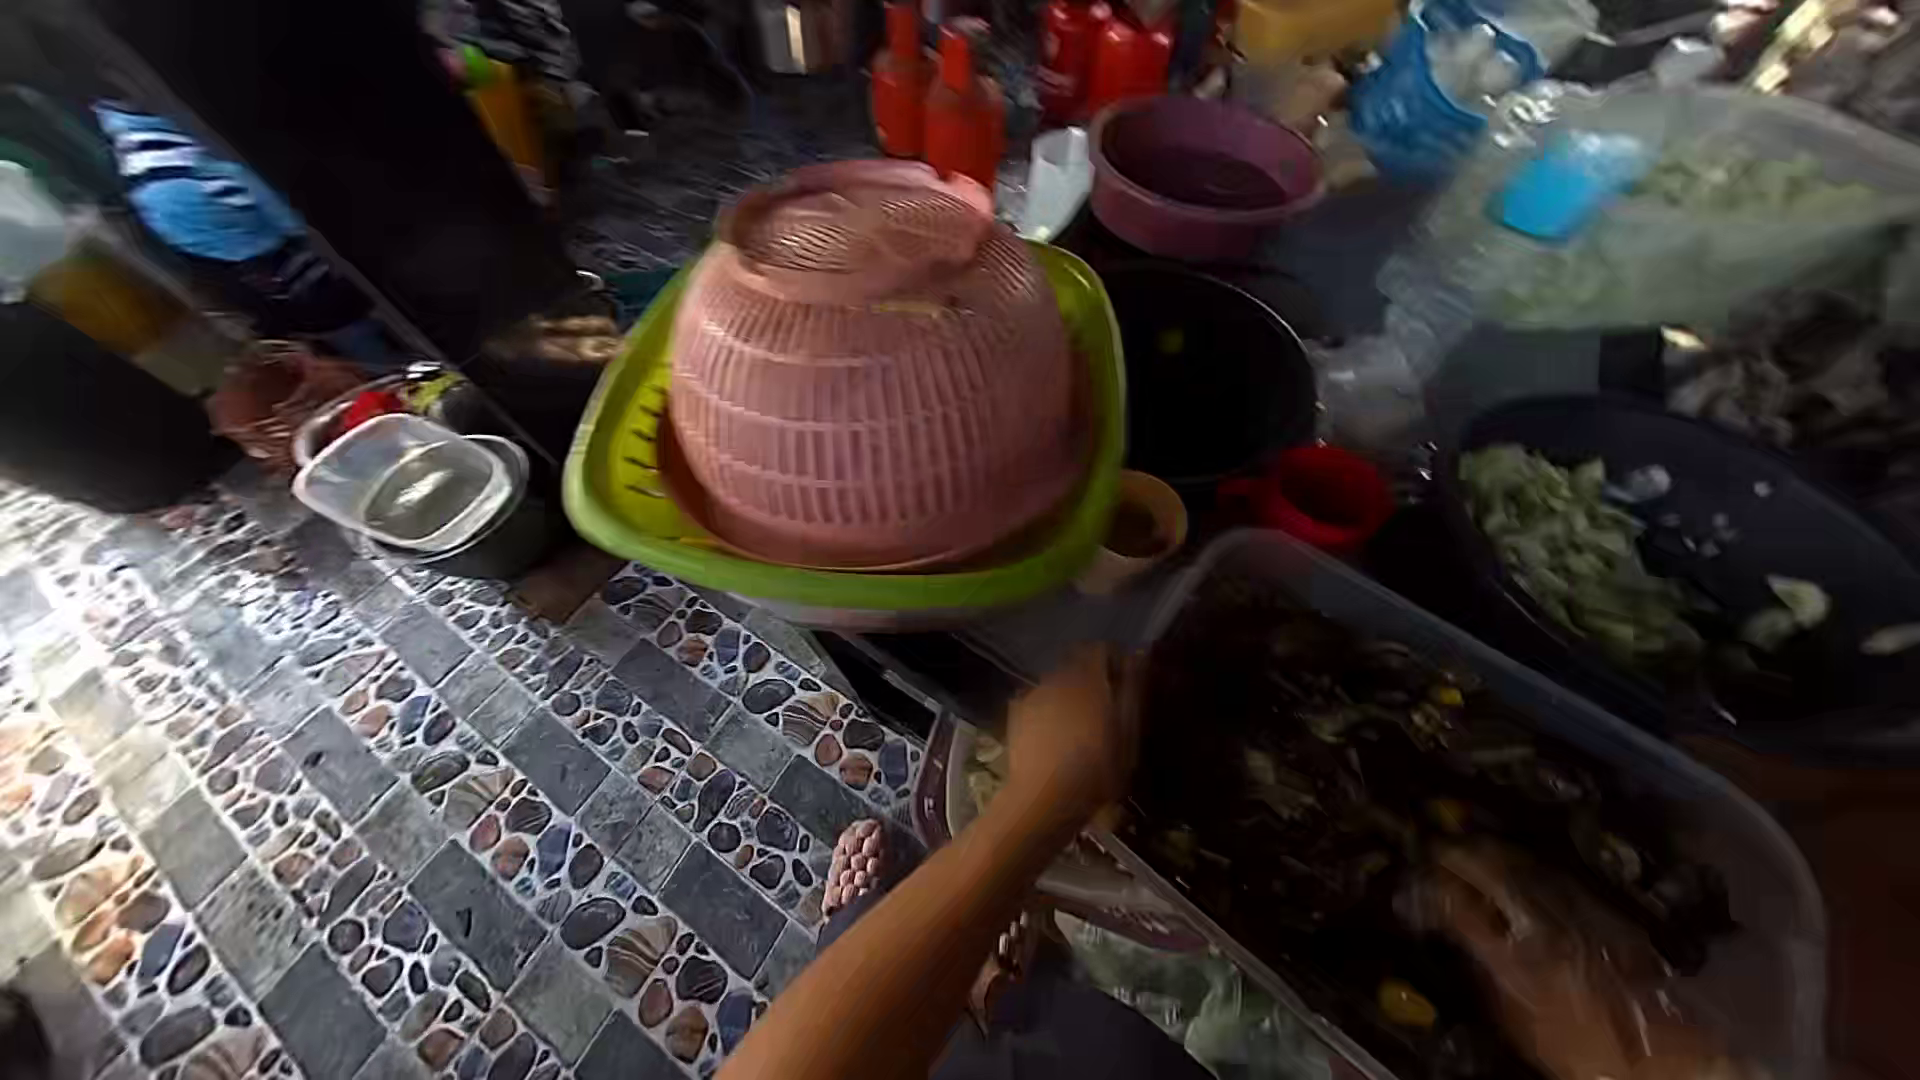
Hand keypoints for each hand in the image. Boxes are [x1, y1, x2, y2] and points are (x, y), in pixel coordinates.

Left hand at [1002, 645, 1135, 822]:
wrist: (1044, 798)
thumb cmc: (1096, 770)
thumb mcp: (1127, 734)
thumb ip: (1133, 690)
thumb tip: (1138, 656)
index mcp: (1088, 678)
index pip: (1101, 648)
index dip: (1114, 660)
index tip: (1123, 680)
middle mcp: (1057, 677)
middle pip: (1076, 661)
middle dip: (1091, 675)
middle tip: (1104, 704)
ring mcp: (1034, 693)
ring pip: (1056, 680)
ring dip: (1069, 691)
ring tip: (1079, 723)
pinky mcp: (1016, 712)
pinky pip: (1039, 699)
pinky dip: (1049, 707)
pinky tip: (1054, 733)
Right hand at [1416, 845, 1739, 1079]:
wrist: (1668, 1070)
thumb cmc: (1580, 1050)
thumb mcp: (1516, 1015)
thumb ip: (1483, 966)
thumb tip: (1457, 933)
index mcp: (1513, 953)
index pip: (1455, 901)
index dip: (1430, 884)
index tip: (1416, 878)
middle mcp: (1542, 925)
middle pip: (1489, 868)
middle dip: (1457, 853)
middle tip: (1438, 849)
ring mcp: (1577, 915)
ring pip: (1523, 864)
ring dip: (1492, 851)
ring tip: (1472, 847)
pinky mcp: (1606, 917)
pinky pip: (1555, 876)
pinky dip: (1528, 866)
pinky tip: (1519, 868)